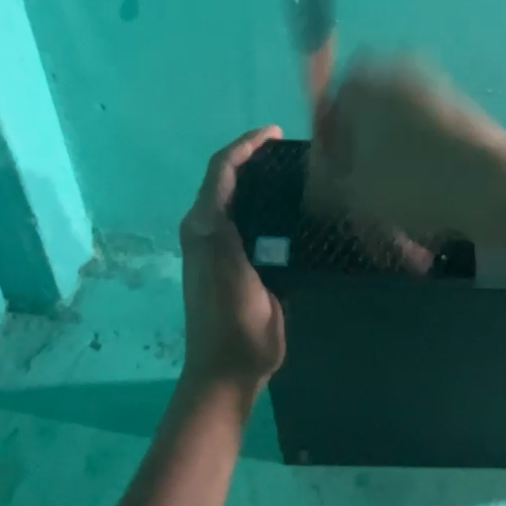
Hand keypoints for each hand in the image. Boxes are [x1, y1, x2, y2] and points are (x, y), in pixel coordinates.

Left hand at [178, 126, 286, 391]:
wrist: (229, 372)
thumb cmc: (233, 327)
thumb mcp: (229, 281)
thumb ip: (220, 239)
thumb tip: (216, 203)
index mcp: (203, 228)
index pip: (221, 171)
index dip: (245, 145)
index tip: (276, 133)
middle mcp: (208, 231)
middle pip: (229, 179)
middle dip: (256, 157)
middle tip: (295, 151)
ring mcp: (222, 248)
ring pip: (241, 199)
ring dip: (264, 180)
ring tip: (301, 173)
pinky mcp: (238, 263)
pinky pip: (253, 222)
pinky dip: (271, 206)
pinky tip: (299, 210)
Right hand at [313, 57, 505, 241]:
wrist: (500, 188)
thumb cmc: (415, 183)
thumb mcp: (354, 191)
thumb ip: (325, 183)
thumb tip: (322, 183)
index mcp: (364, 81)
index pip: (327, 118)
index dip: (327, 164)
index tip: (331, 201)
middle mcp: (398, 80)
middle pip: (366, 144)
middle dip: (367, 198)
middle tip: (370, 235)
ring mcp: (435, 99)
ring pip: (399, 160)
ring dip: (396, 209)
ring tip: (406, 252)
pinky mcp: (463, 124)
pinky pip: (428, 161)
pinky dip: (423, 196)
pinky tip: (428, 238)